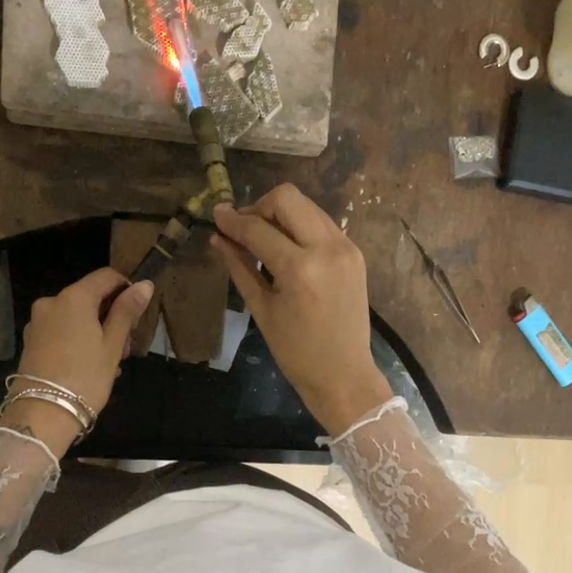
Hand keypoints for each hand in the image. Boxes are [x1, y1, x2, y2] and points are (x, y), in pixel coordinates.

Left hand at [3, 269, 152, 457]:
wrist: (44, 413)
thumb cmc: (86, 377)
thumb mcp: (112, 345)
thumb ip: (126, 312)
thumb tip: (144, 284)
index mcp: (74, 298)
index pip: (105, 277)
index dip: (126, 289)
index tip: (137, 313)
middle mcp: (51, 302)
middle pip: (89, 298)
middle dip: (110, 317)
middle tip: (124, 349)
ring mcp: (37, 322)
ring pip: (75, 317)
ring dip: (96, 332)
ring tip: (109, 364)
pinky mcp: (31, 341)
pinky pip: (61, 332)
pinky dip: (78, 341)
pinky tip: (88, 367)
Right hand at [210, 185, 391, 432]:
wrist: (343, 374)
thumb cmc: (296, 352)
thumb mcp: (262, 310)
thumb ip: (240, 268)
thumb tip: (218, 238)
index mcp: (300, 270)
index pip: (258, 229)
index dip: (233, 220)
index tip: (216, 215)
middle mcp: (326, 249)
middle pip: (287, 198)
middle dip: (259, 207)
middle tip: (244, 229)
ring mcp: (345, 248)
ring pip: (307, 206)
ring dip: (281, 214)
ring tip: (263, 239)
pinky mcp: (354, 253)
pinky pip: (322, 224)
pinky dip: (300, 227)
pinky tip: (288, 250)